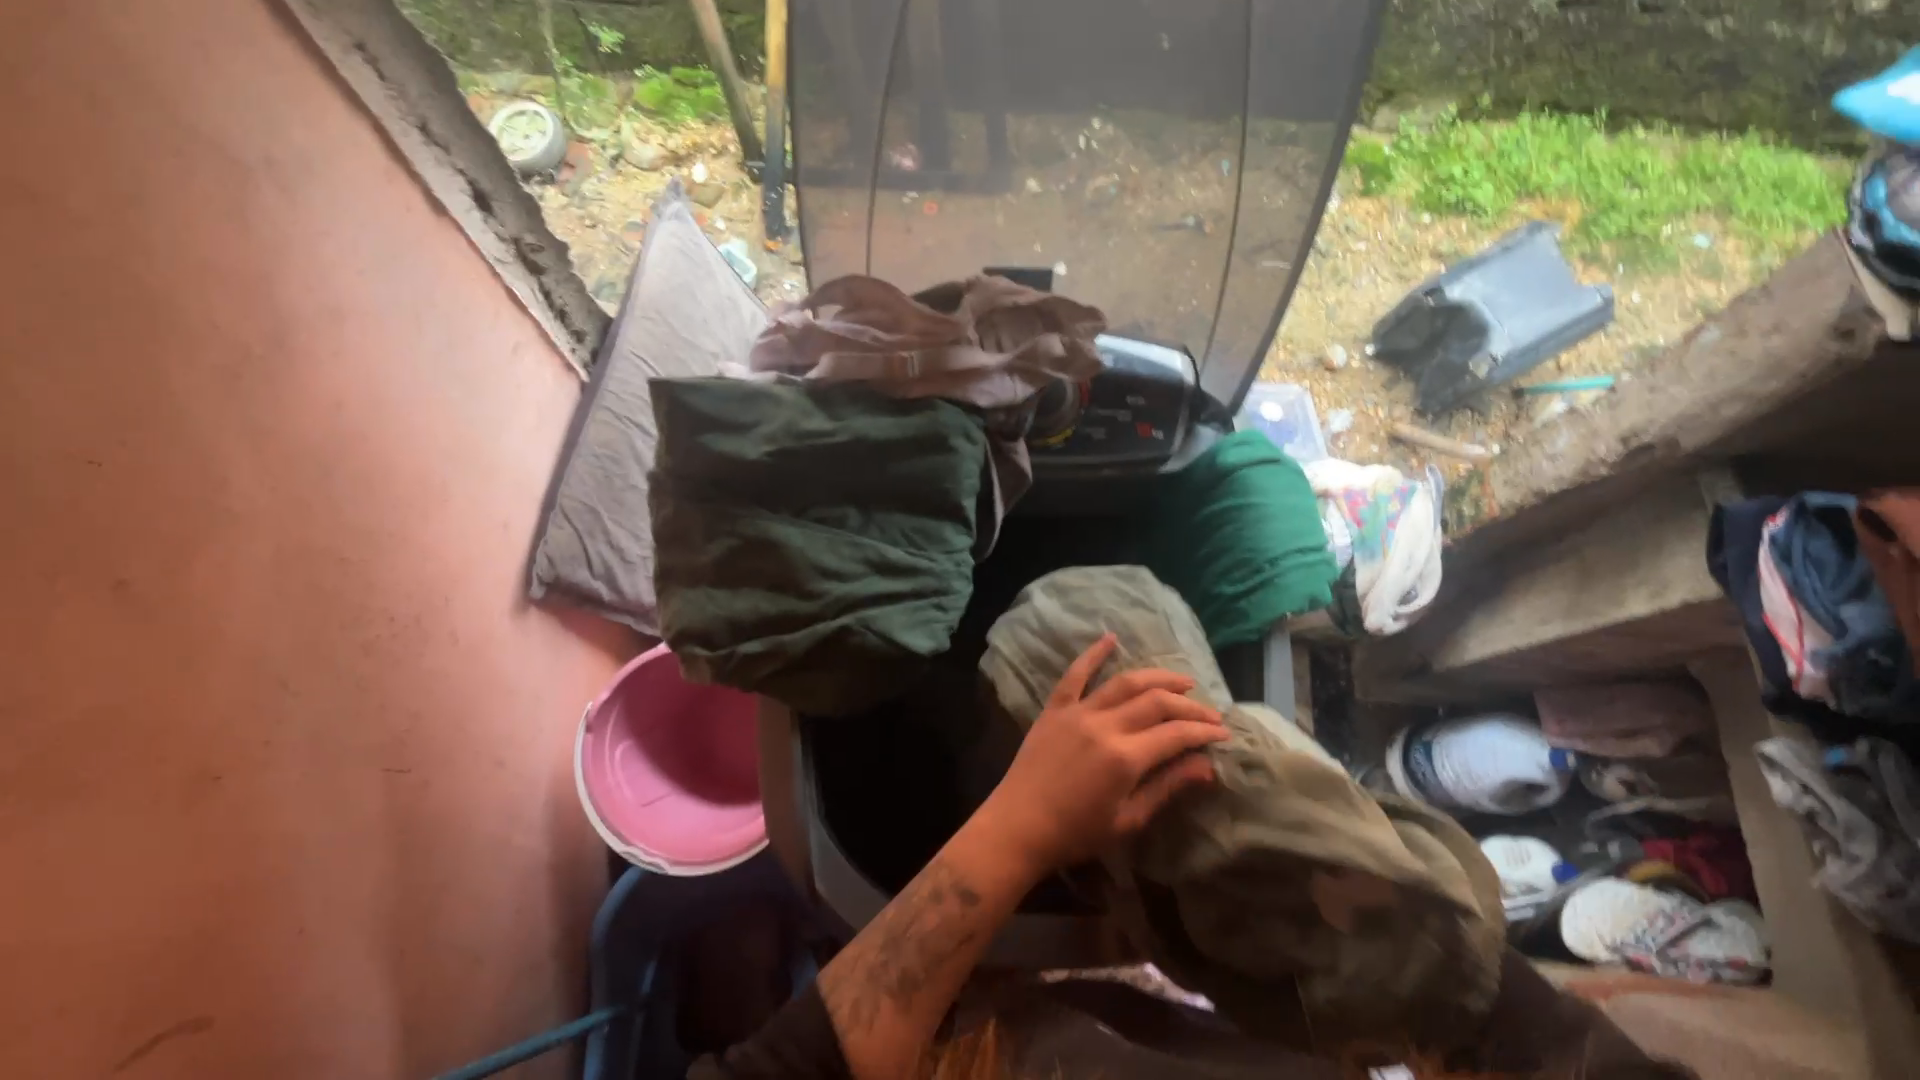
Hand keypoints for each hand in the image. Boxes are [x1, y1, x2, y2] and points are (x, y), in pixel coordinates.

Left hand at [976, 633, 1227, 877]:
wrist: (1018, 827)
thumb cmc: (1076, 834)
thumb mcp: (1128, 820)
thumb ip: (1167, 788)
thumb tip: (1207, 766)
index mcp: (1125, 757)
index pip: (1176, 733)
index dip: (1204, 731)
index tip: (1223, 732)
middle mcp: (1104, 725)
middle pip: (1157, 703)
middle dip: (1189, 705)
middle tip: (1209, 712)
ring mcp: (1077, 713)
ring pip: (1124, 683)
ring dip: (1157, 677)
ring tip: (1182, 680)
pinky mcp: (1054, 710)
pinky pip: (1075, 675)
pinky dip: (1093, 654)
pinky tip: (1110, 638)